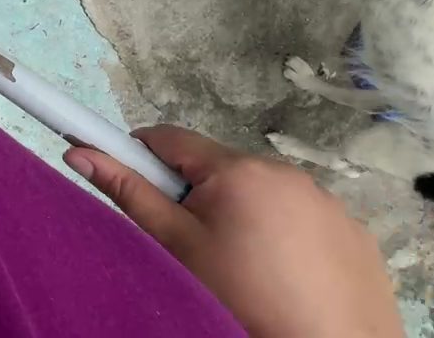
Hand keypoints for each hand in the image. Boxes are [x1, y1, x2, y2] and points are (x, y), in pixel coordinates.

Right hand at [68, 126, 401, 337]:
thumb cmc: (243, 296)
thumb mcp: (174, 242)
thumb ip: (126, 189)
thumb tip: (75, 151)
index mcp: (239, 169)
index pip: (167, 137)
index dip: (142, 156)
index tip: (138, 186)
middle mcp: (287, 173)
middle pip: (213, 163)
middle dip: (193, 188)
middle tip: (190, 235)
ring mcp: (330, 203)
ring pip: (256, 187)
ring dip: (237, 207)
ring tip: (240, 258)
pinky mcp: (357, 233)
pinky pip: (298, 212)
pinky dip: (280, 228)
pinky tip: (282, 269)